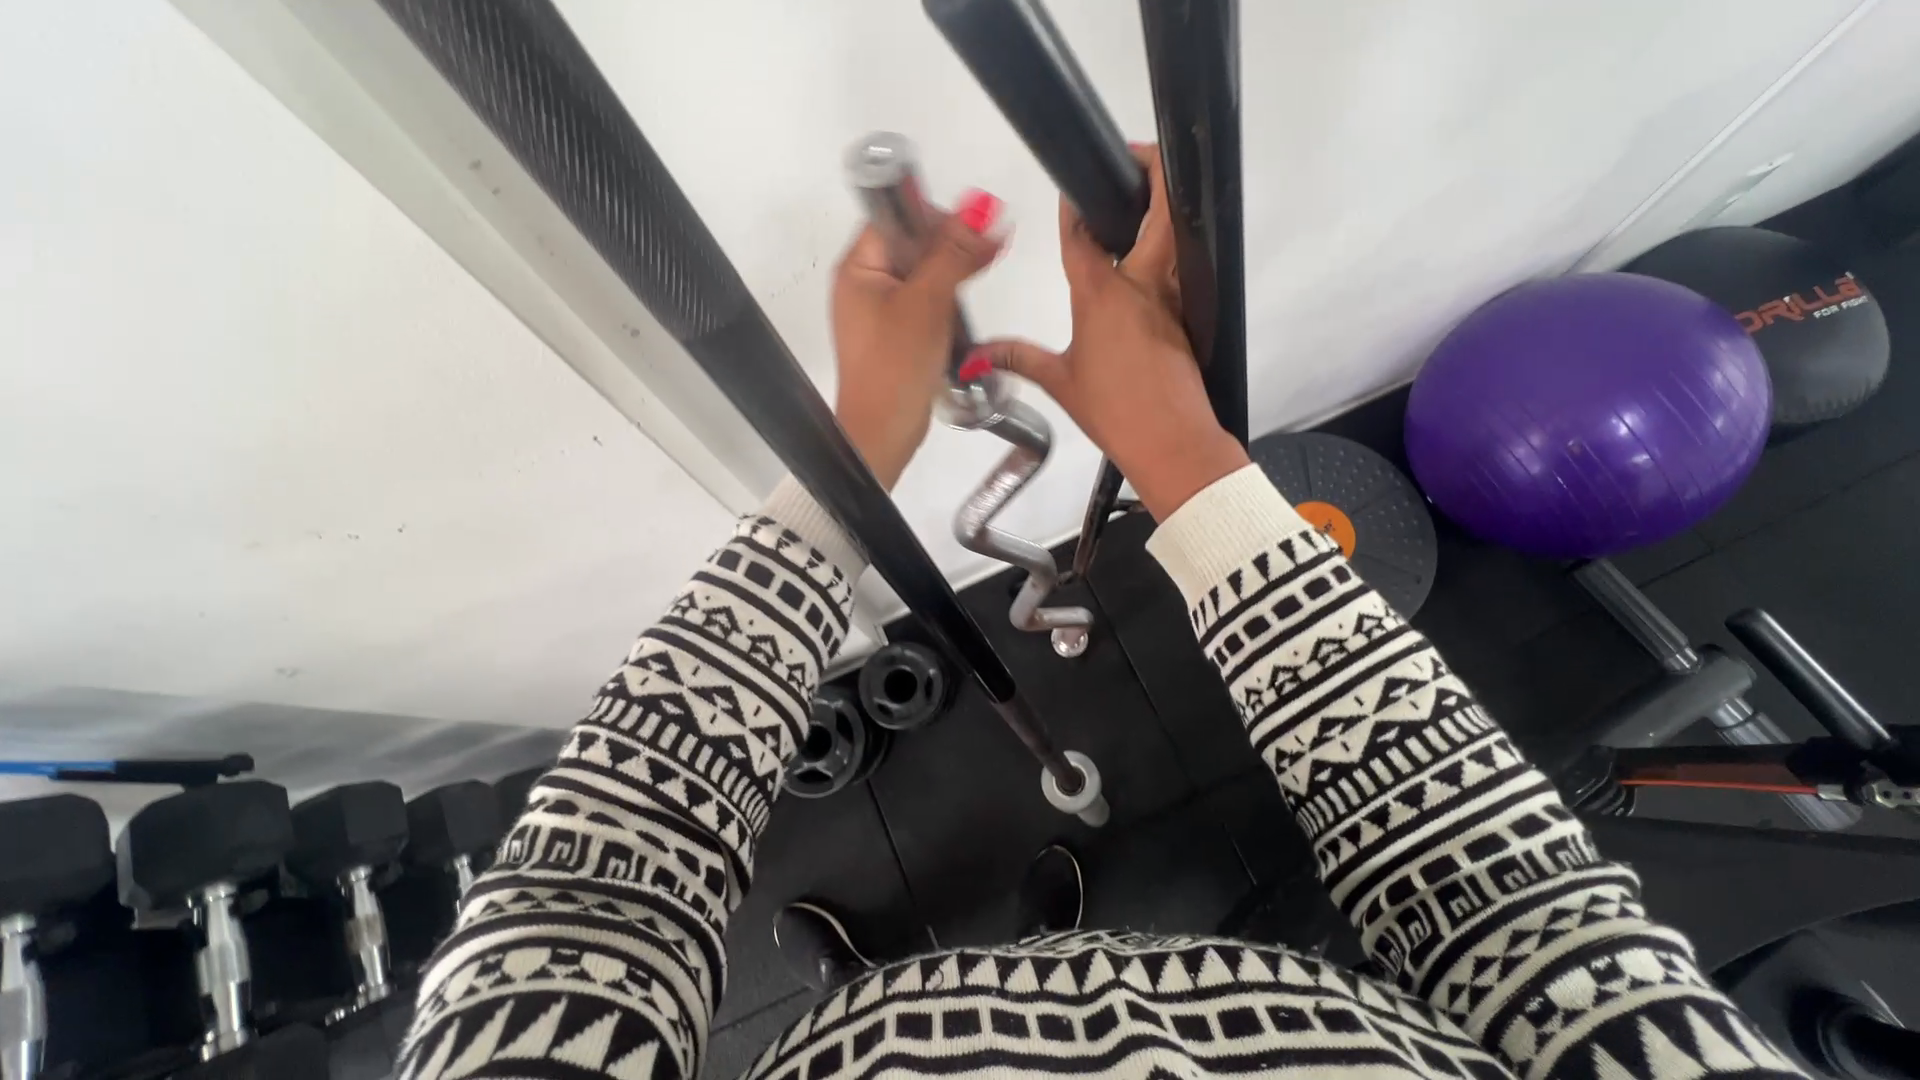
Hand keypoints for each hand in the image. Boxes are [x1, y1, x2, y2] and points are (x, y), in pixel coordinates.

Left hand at [831, 191, 1004, 489]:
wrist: (884, 433)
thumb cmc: (896, 369)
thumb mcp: (930, 302)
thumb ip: (956, 252)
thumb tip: (982, 207)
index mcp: (857, 268)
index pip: (896, 217)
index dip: (935, 217)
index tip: (971, 232)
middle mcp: (862, 285)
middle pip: (911, 245)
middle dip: (948, 248)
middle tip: (982, 258)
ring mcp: (876, 312)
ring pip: (920, 276)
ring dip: (949, 278)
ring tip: (971, 288)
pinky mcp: (893, 337)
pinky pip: (921, 305)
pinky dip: (943, 305)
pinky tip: (958, 317)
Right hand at [981, 147, 1247, 520]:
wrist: (1171, 442)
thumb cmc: (1113, 412)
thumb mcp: (1060, 383)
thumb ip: (1019, 358)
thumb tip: (979, 355)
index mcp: (1100, 296)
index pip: (1084, 236)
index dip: (1075, 208)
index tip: (1069, 187)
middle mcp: (1139, 287)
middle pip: (1156, 214)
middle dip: (1152, 173)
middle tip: (1135, 155)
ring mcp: (1168, 299)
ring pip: (1176, 237)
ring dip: (1165, 207)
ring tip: (1144, 194)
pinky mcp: (1185, 316)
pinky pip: (1180, 269)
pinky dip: (1169, 249)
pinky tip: (1152, 255)